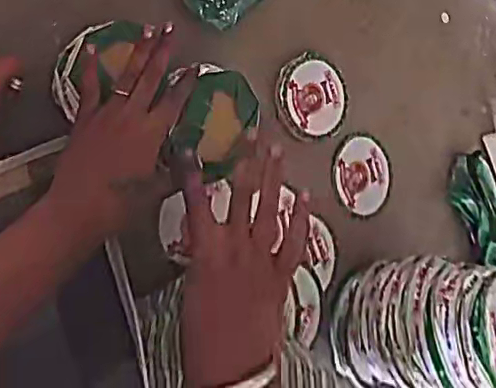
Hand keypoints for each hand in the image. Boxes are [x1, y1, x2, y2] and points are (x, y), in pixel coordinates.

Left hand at [43, 24, 192, 243]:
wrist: (76, 209)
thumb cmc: (119, 206)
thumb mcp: (155, 191)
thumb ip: (174, 171)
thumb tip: (192, 158)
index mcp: (153, 131)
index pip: (175, 100)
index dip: (187, 82)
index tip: (196, 66)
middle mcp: (133, 114)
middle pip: (152, 76)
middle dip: (164, 50)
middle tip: (171, 29)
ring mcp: (108, 112)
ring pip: (128, 75)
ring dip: (139, 50)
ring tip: (148, 29)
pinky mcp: (85, 117)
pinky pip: (89, 87)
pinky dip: (91, 67)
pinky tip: (93, 48)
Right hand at [181, 137, 308, 386]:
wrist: (232, 375)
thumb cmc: (203, 340)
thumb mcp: (189, 290)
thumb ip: (198, 254)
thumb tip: (199, 234)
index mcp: (206, 252)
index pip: (196, 202)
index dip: (192, 174)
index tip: (190, 150)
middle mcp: (236, 247)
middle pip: (241, 194)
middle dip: (245, 160)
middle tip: (251, 133)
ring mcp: (261, 259)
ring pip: (268, 208)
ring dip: (273, 177)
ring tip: (276, 150)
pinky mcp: (281, 275)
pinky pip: (294, 241)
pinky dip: (301, 218)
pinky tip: (305, 196)